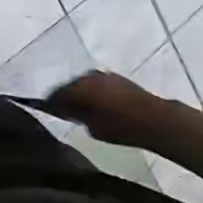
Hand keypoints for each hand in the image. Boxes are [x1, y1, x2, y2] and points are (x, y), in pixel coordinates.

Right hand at [44, 71, 163, 146]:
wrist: (153, 119)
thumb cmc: (120, 127)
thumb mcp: (92, 128)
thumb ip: (78, 116)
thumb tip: (69, 110)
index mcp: (79, 88)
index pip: (57, 93)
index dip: (51, 102)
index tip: (48, 110)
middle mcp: (89, 75)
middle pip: (70, 84)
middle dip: (67, 94)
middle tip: (64, 108)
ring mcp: (104, 74)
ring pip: (84, 81)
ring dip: (81, 91)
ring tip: (80, 106)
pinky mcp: (117, 77)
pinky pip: (97, 81)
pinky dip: (93, 90)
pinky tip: (95, 101)